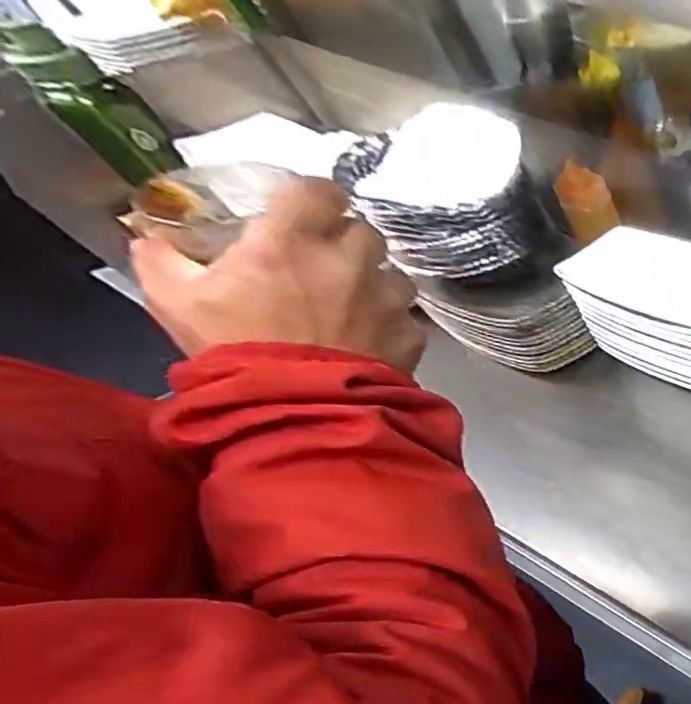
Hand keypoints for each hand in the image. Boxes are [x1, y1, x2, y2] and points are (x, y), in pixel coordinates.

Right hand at [132, 178, 424, 372]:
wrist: (301, 404)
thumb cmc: (235, 346)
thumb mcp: (174, 295)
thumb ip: (163, 255)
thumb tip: (156, 237)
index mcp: (290, 241)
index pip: (320, 190)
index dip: (317, 195)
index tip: (309, 206)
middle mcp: (349, 263)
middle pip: (366, 231)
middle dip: (349, 239)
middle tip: (327, 258)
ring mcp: (388, 300)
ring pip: (395, 274)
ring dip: (377, 280)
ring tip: (354, 299)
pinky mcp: (411, 334)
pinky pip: (408, 317)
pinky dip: (394, 321)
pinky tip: (373, 334)